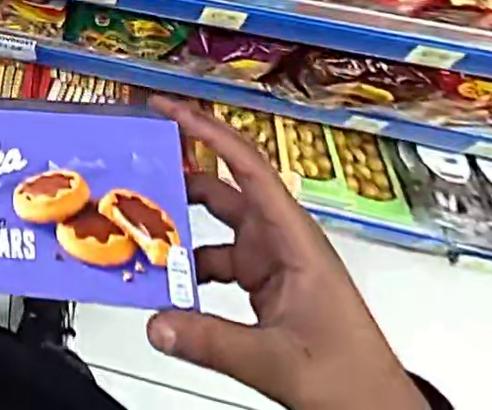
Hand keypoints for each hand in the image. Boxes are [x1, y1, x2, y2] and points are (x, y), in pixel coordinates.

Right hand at [145, 97, 426, 409]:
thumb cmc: (356, 384)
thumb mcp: (280, 363)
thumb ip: (212, 341)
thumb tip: (156, 323)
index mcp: (293, 239)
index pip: (247, 166)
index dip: (206, 130)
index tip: (168, 108)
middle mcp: (278, 238)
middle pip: (219, 187)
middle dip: (177, 171)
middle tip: (135, 160)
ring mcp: (268, 258)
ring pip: (211, 222)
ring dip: (176, 221)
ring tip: (137, 219)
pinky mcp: (260, 280)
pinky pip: (210, 254)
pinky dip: (184, 260)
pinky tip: (162, 273)